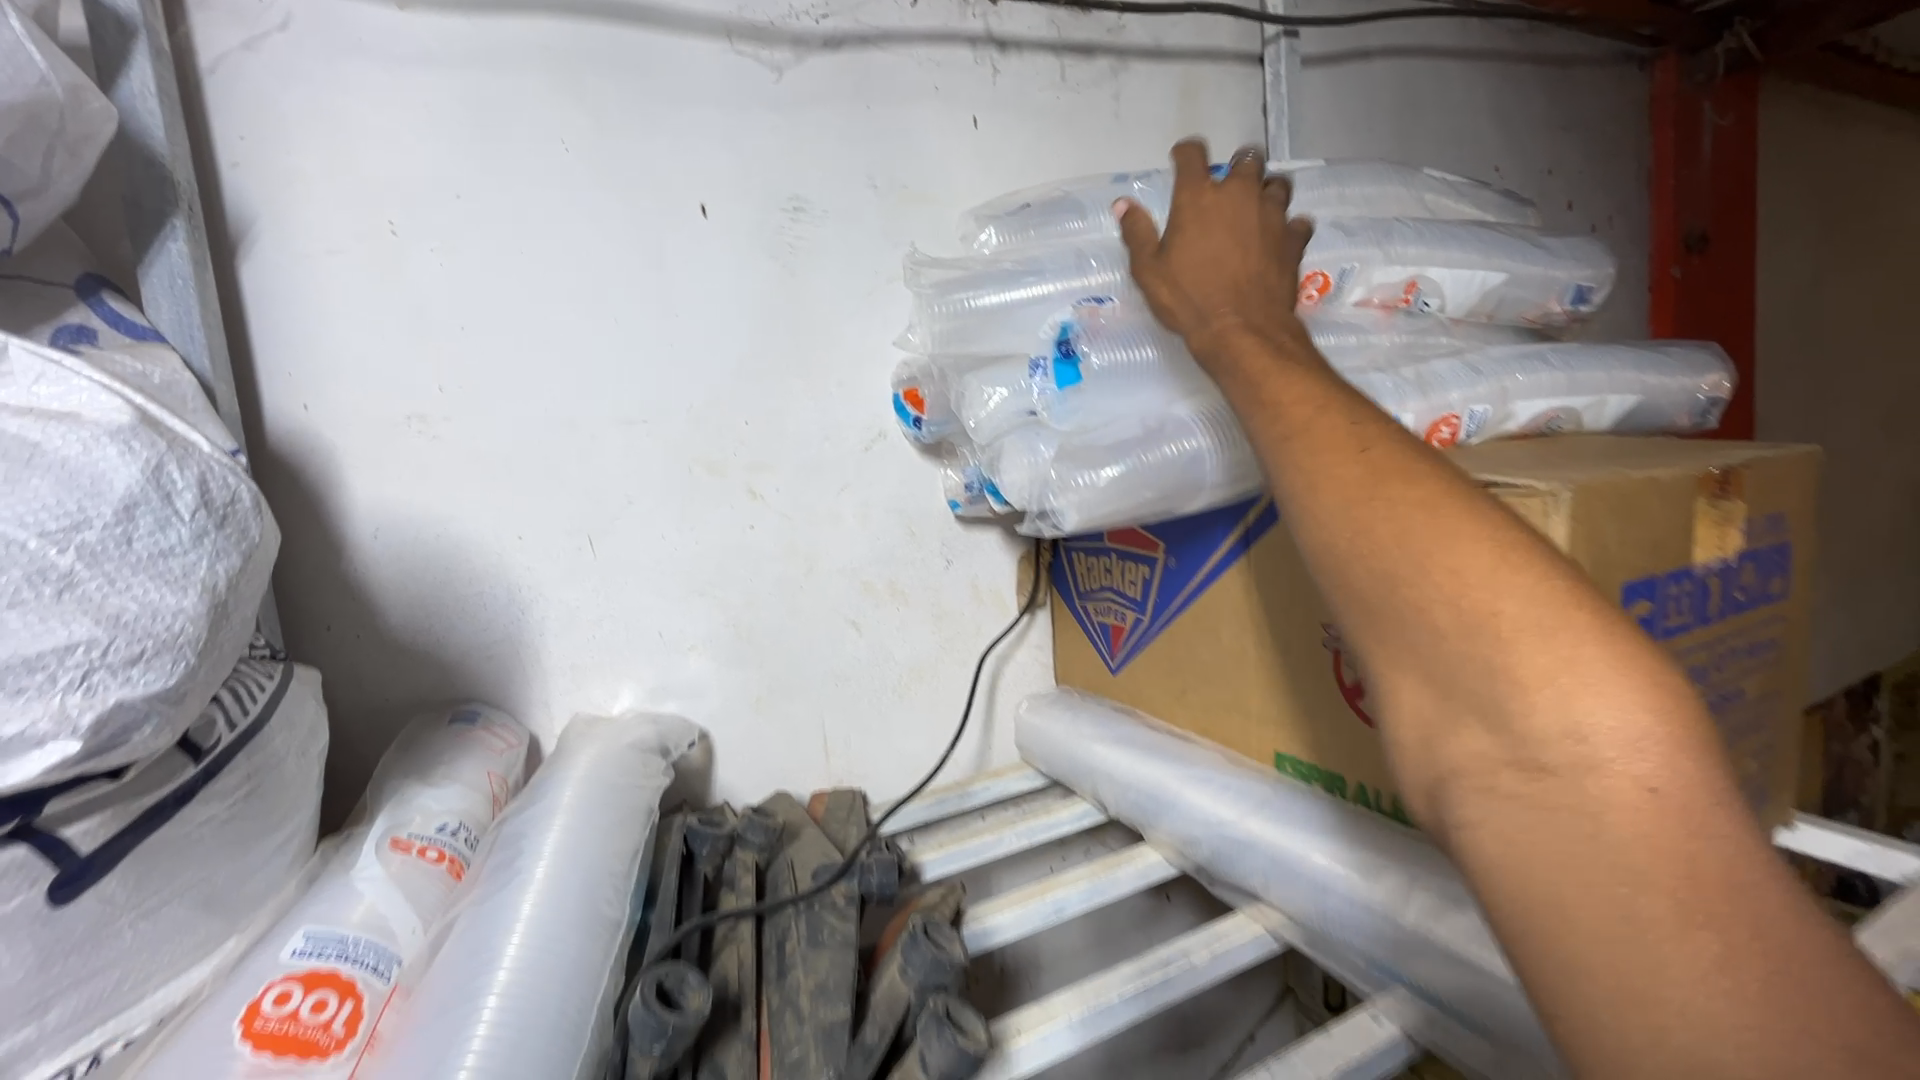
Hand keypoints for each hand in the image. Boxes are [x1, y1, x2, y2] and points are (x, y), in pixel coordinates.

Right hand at [1117, 139, 1317, 371]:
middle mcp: (1238, 194)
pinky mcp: (1293, 238)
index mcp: (1198, 197)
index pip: (1192, 154)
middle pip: (1247, 159)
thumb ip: (1137, 233)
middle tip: (1227, 188)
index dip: (1185, 153)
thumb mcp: (1148, 271)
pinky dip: (1288, 227)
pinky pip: (1297, 222)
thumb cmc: (1187, 299)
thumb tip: (1123, 204)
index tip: (1181, 161)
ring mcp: (1271, 214)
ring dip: (1266, 192)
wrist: (1240, 329)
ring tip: (1255, 210)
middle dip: (1237, 167)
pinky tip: (1279, 239)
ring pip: (1276, 185)